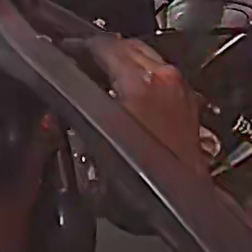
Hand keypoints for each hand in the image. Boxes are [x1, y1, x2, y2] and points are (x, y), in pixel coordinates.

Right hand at [69, 35, 208, 175]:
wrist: (186, 207)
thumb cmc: (148, 186)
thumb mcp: (96, 147)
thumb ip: (77, 113)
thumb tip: (63, 98)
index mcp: (141, 82)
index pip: (104, 45)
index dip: (79, 45)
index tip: (67, 48)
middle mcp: (164, 78)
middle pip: (126, 45)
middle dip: (101, 50)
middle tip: (80, 58)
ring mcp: (180, 87)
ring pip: (145, 56)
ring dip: (123, 59)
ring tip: (102, 72)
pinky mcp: (188, 100)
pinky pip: (160, 72)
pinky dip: (142, 72)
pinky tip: (128, 88)